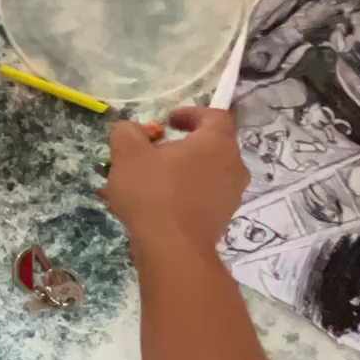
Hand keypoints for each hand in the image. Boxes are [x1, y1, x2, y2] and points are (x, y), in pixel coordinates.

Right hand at [101, 107, 249, 254]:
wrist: (172, 246)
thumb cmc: (152, 192)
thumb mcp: (127, 154)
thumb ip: (127, 133)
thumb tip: (130, 129)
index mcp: (216, 143)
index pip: (213, 116)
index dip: (190, 113)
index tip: (167, 119)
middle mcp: (232, 164)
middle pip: (206, 146)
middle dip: (175, 147)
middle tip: (147, 155)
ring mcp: (230, 193)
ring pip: (199, 173)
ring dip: (173, 172)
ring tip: (139, 184)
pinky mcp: (221, 217)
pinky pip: (197, 196)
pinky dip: (176, 194)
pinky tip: (147, 206)